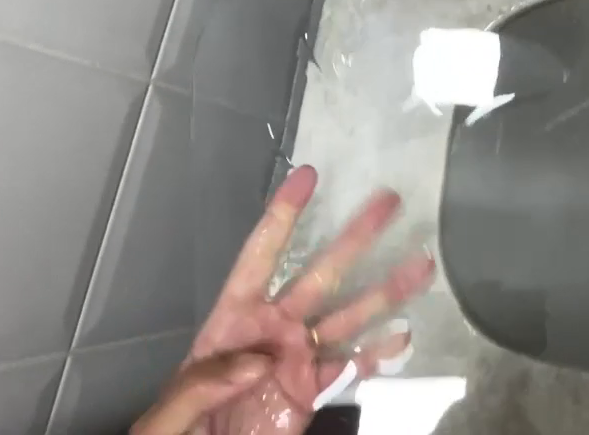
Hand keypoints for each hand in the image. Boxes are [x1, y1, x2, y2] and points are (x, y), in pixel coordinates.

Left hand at [132, 166, 436, 434]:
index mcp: (233, 321)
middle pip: (322, 273)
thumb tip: (262, 355)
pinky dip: (378, 353)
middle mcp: (274, 327)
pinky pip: (350, 366)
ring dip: (386, 290)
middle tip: (389, 200)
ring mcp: (297, 357)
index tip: (307, 176)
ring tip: (422, 265)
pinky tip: (403, 336)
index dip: (282, 217)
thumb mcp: (166, 418)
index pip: (259, 257)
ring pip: (349, 314)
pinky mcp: (312, 390)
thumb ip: (202, 385)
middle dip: (356, 237)